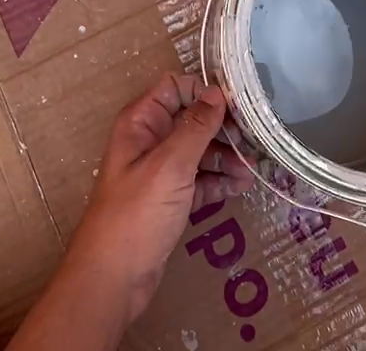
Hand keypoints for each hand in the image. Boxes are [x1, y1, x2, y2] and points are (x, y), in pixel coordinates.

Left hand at [65, 74, 253, 323]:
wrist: (113, 278)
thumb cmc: (137, 214)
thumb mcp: (170, 165)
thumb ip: (195, 127)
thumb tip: (217, 92)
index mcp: (141, 122)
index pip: (175, 87)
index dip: (205, 92)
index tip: (237, 106)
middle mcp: (149, 140)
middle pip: (191, 119)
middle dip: (222, 128)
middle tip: (252, 141)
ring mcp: (159, 171)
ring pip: (198, 150)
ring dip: (225, 156)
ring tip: (250, 169)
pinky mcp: (169, 199)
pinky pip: (198, 179)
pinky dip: (217, 180)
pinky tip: (240, 187)